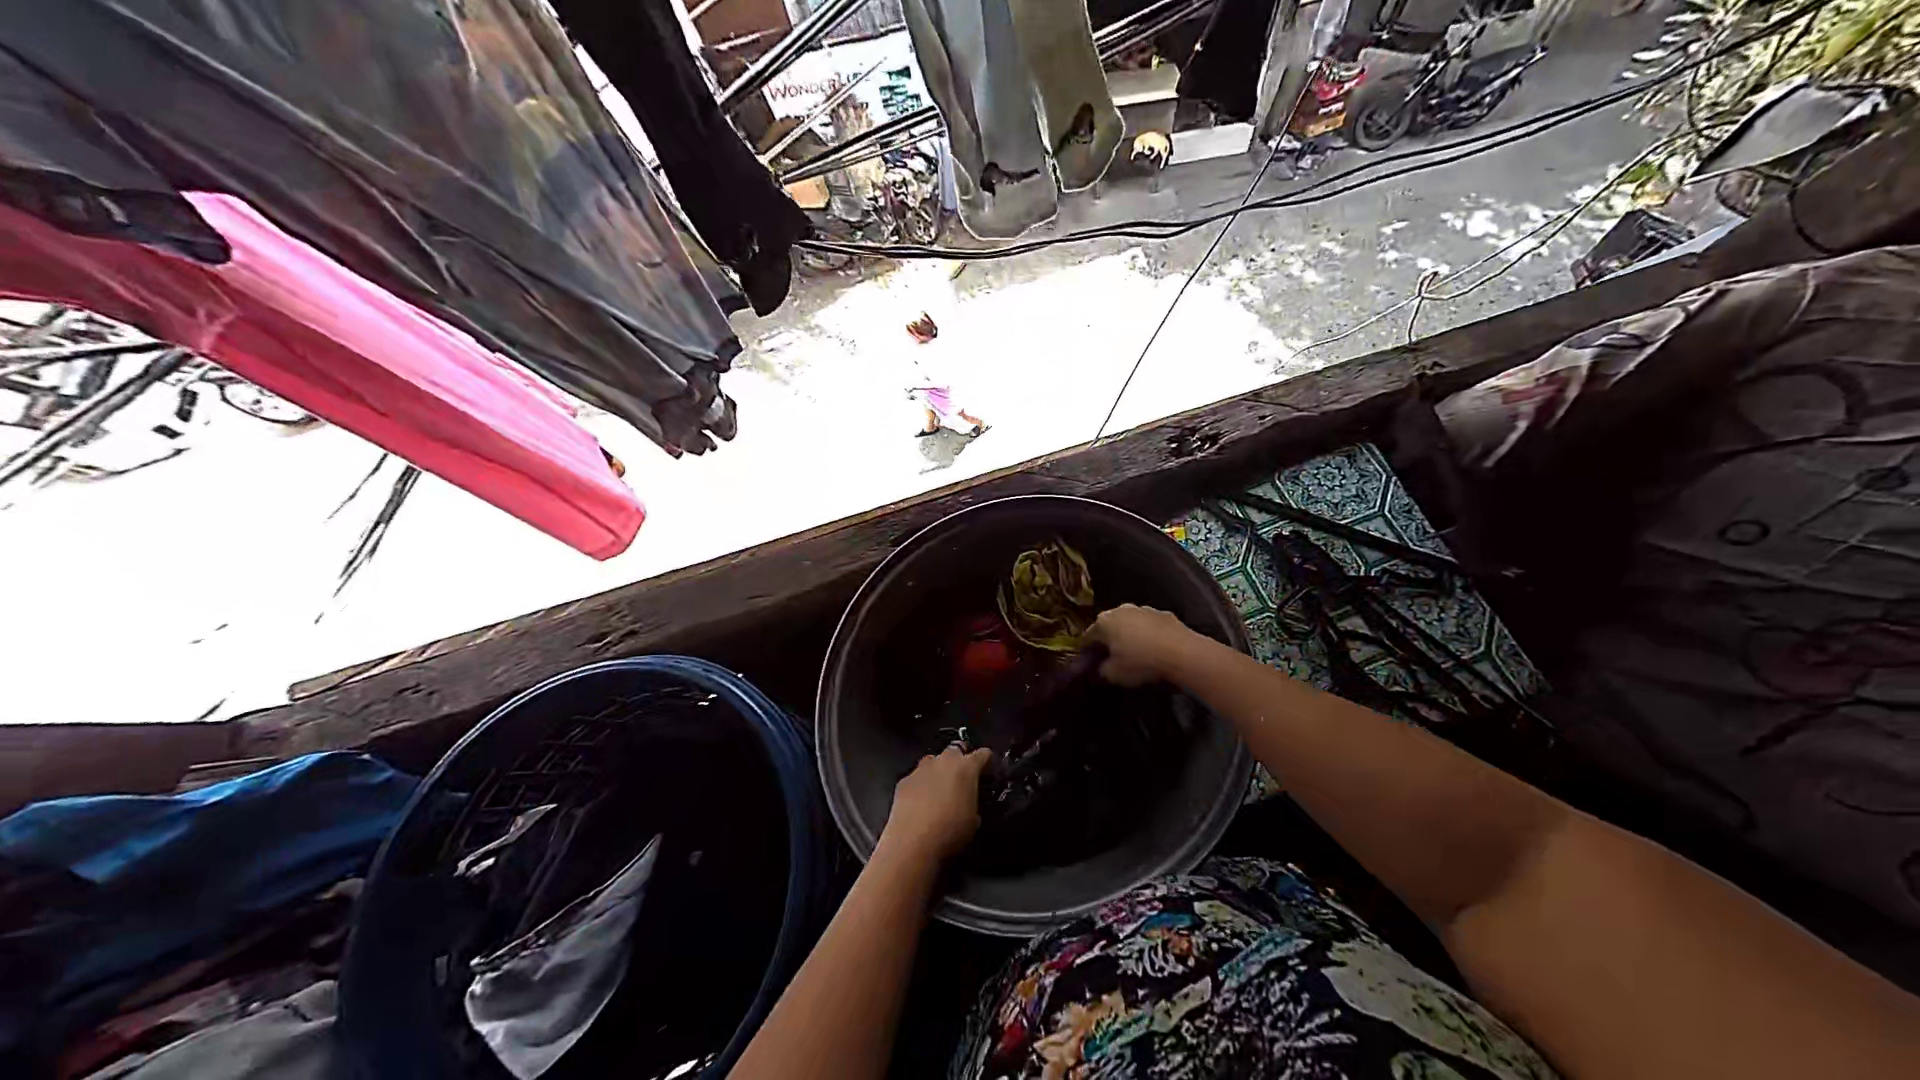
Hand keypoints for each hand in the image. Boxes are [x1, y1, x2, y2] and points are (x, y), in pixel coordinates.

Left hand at [880, 745, 991, 860]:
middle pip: (955, 751)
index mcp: (966, 768)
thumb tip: (968, 802)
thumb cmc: (951, 832)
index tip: (988, 770)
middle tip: (961, 778)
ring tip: (939, 789)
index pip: (982, 754)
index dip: (987, 761)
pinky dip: (920, 785)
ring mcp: (921, 769)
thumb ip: (973, 802)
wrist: (913, 842)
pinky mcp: (903, 781)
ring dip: (938, 770)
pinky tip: (919, 802)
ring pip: (932, 761)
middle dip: (959, 760)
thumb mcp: (974, 820)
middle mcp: (943, 762)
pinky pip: (916, 778)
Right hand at [1086, 604, 1195, 686]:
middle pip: (1109, 627)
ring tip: (1136, 655)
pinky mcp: (1165, 614)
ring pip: (1131, 624)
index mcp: (1103, 622)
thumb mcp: (1114, 675)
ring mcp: (1145, 609)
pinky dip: (1149, 636)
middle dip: (1109, 641)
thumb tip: (1101, 668)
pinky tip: (1155, 651)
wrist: (1183, 653)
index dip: (1087, 653)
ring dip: (1130, 636)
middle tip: (1112, 659)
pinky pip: (1150, 627)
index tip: (1089, 665)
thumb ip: (1102, 671)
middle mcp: (1121, 610)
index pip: (1088, 637)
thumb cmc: (1140, 662)